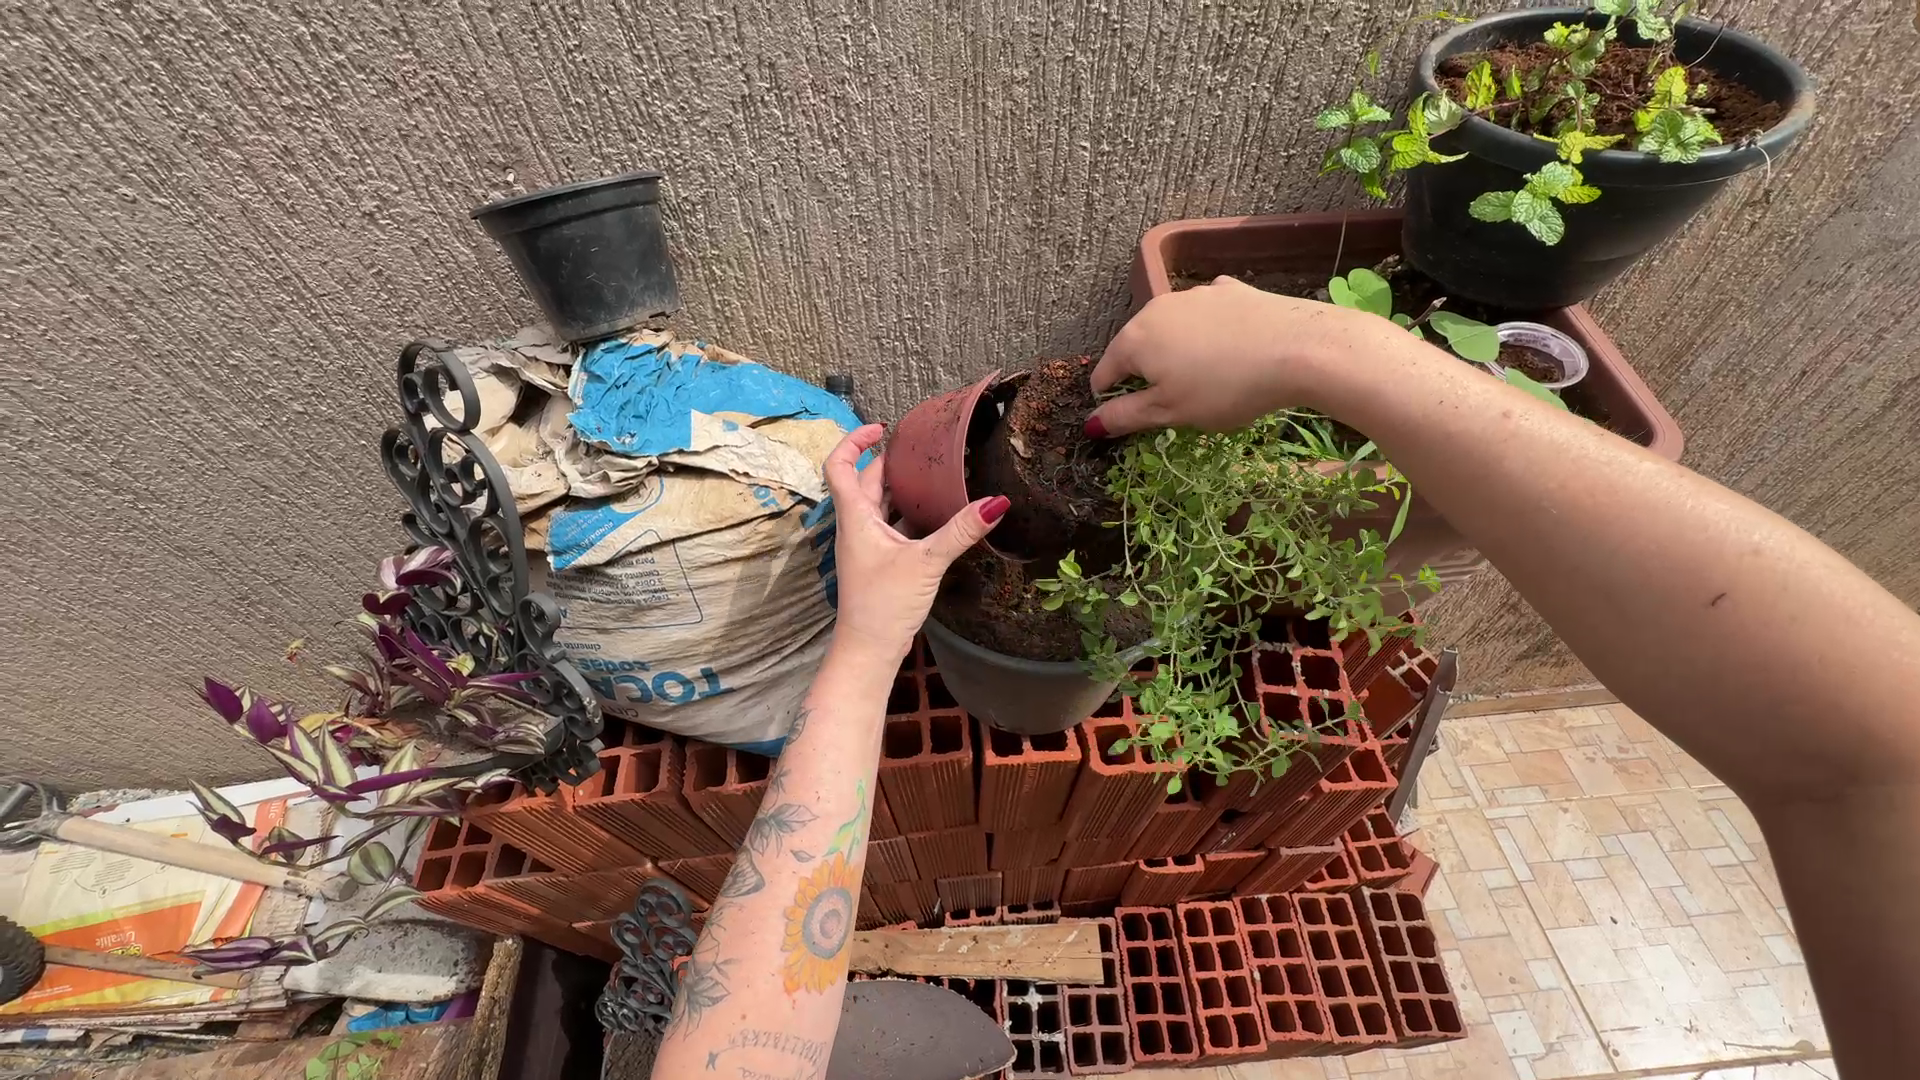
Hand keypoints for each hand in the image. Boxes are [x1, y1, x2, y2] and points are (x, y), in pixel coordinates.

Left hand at [823, 424, 1007, 662]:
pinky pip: (892, 527)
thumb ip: (961, 532)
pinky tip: (935, 516)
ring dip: (899, 490)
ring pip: (879, 506)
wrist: (869, 651)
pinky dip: (909, 516)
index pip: (839, 466)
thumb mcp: (926, 562)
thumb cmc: (884, 604)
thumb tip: (996, 503)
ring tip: (931, 476)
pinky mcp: (879, 562)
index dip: (854, 441)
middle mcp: (856, 527)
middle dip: (888, 463)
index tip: (881, 428)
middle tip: (921, 451)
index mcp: (855, 518)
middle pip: (864, 482)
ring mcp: (866, 546)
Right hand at [1087, 276, 1394, 435]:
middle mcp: (1157, 308)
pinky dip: (1207, 335)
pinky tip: (1229, 351)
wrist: (1301, 348)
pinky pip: (1206, 317)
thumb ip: (1126, 417)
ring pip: (1172, 331)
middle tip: (1175, 405)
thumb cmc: (1225, 388)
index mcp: (1134, 338)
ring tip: (1206, 380)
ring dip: (1176, 354)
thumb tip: (1091, 424)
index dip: (1111, 402)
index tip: (1136, 421)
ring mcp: (1195, 294)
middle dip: (1145, 376)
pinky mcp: (1231, 290)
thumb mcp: (1170, 413)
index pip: (1104, 374)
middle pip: (1136, 348)